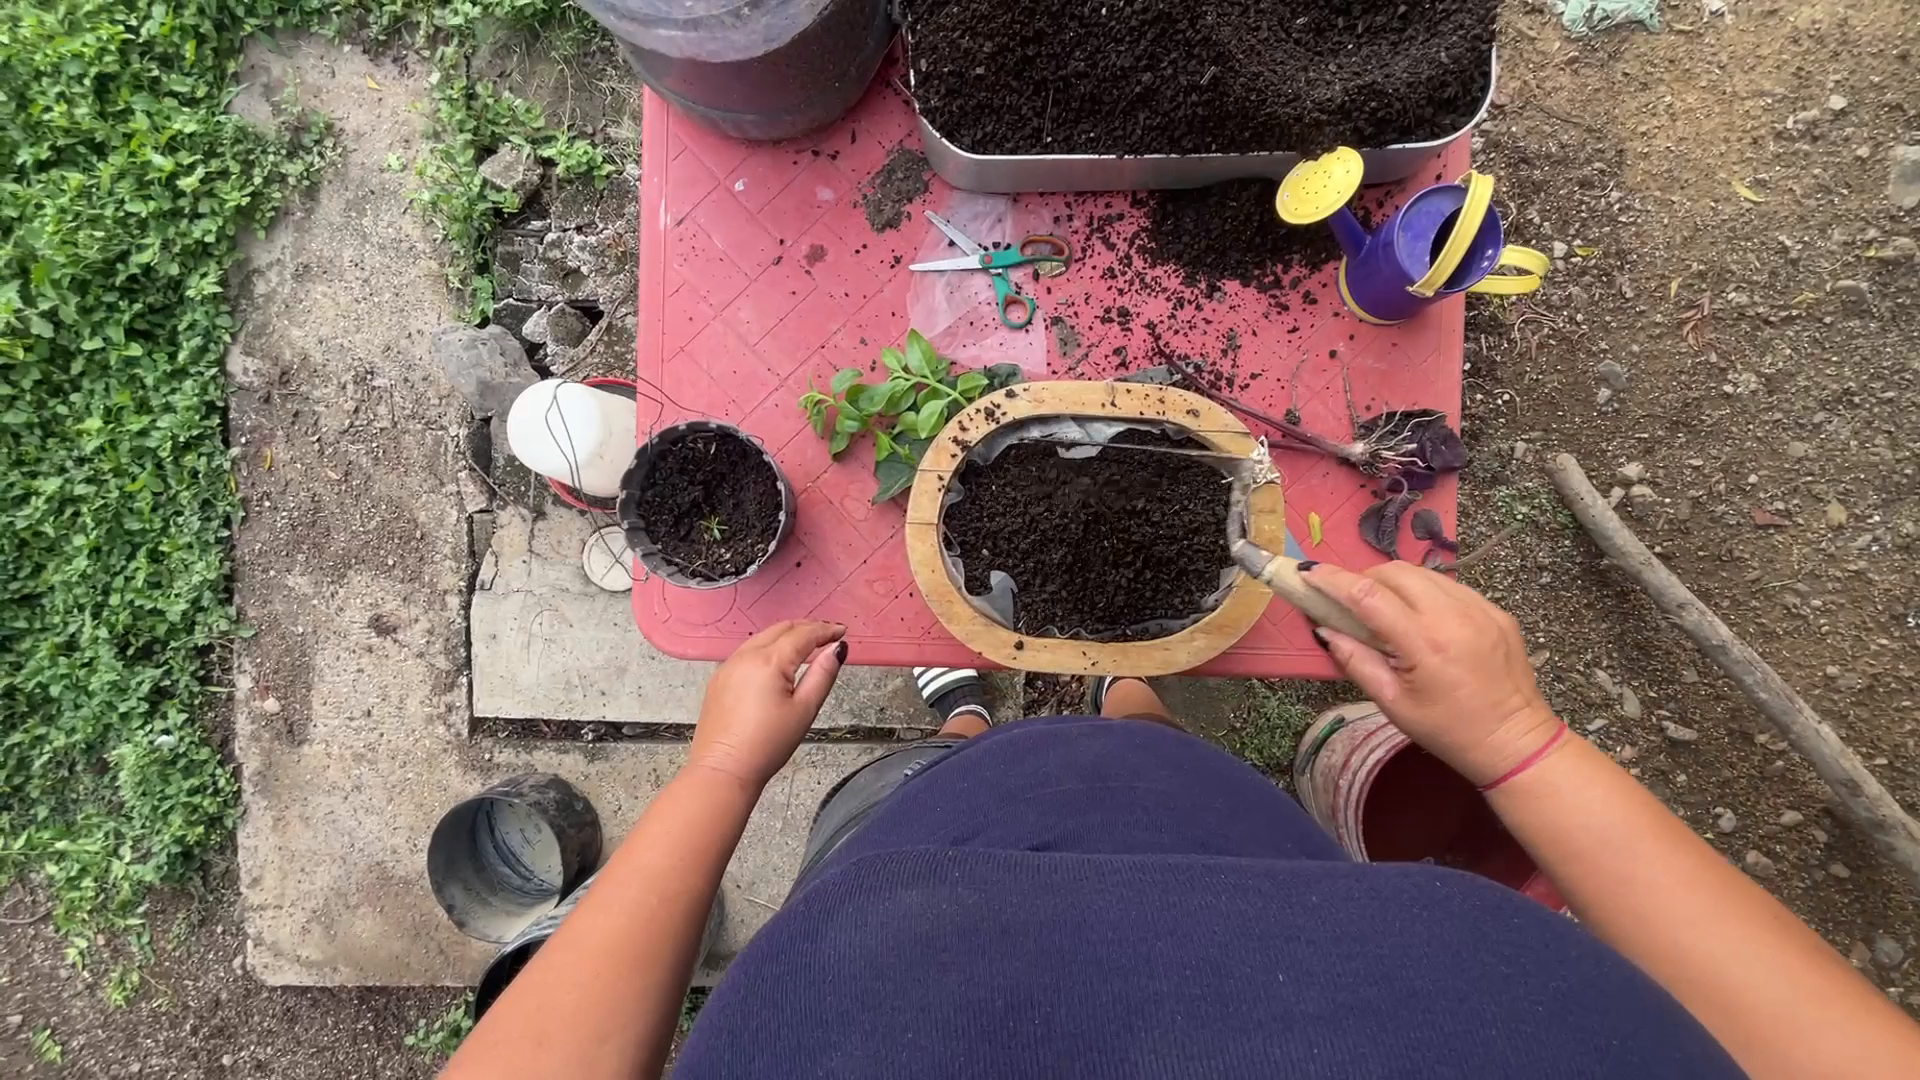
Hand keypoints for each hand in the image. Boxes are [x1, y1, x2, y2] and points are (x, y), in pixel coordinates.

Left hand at [687, 620, 847, 791]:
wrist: (723, 770)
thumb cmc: (767, 745)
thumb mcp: (805, 709)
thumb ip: (823, 674)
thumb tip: (837, 650)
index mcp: (770, 661)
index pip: (804, 634)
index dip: (826, 630)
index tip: (841, 631)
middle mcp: (746, 656)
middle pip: (782, 628)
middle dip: (807, 627)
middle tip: (827, 634)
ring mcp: (728, 666)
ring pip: (762, 637)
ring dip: (786, 634)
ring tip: (806, 643)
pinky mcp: (719, 679)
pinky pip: (747, 651)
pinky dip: (767, 646)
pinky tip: (777, 659)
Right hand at [1302, 563, 1561, 785]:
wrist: (1517, 744)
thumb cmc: (1447, 730)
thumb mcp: (1391, 702)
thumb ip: (1355, 660)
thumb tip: (1324, 630)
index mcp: (1425, 642)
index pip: (1368, 595)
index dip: (1333, 580)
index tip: (1309, 573)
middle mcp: (1454, 616)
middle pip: (1395, 572)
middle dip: (1363, 577)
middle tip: (1348, 600)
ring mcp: (1481, 609)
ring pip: (1423, 573)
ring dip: (1393, 581)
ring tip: (1382, 606)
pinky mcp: (1496, 612)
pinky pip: (1449, 585)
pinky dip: (1423, 590)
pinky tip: (1418, 614)